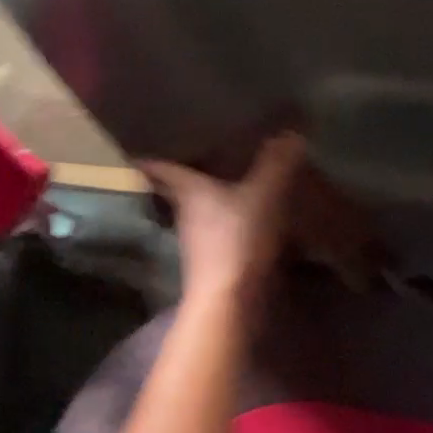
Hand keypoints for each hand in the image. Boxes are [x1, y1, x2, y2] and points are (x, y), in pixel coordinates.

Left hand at [140, 133, 306, 306]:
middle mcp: (184, 211)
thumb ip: (277, 161)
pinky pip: (216, 229)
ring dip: (208, 195)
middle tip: (197, 151)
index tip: (142, 143)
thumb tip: (290, 132)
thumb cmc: (238, 237)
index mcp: (188, 189)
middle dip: (183, 171)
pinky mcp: (212, 260)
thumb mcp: (264, 192)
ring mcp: (196, 239)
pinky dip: (226, 219)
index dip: (151, 155)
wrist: (230, 300)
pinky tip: (247, 214)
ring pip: (197, 209)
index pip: (159, 167)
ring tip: (229, 177)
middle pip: (176, 188)